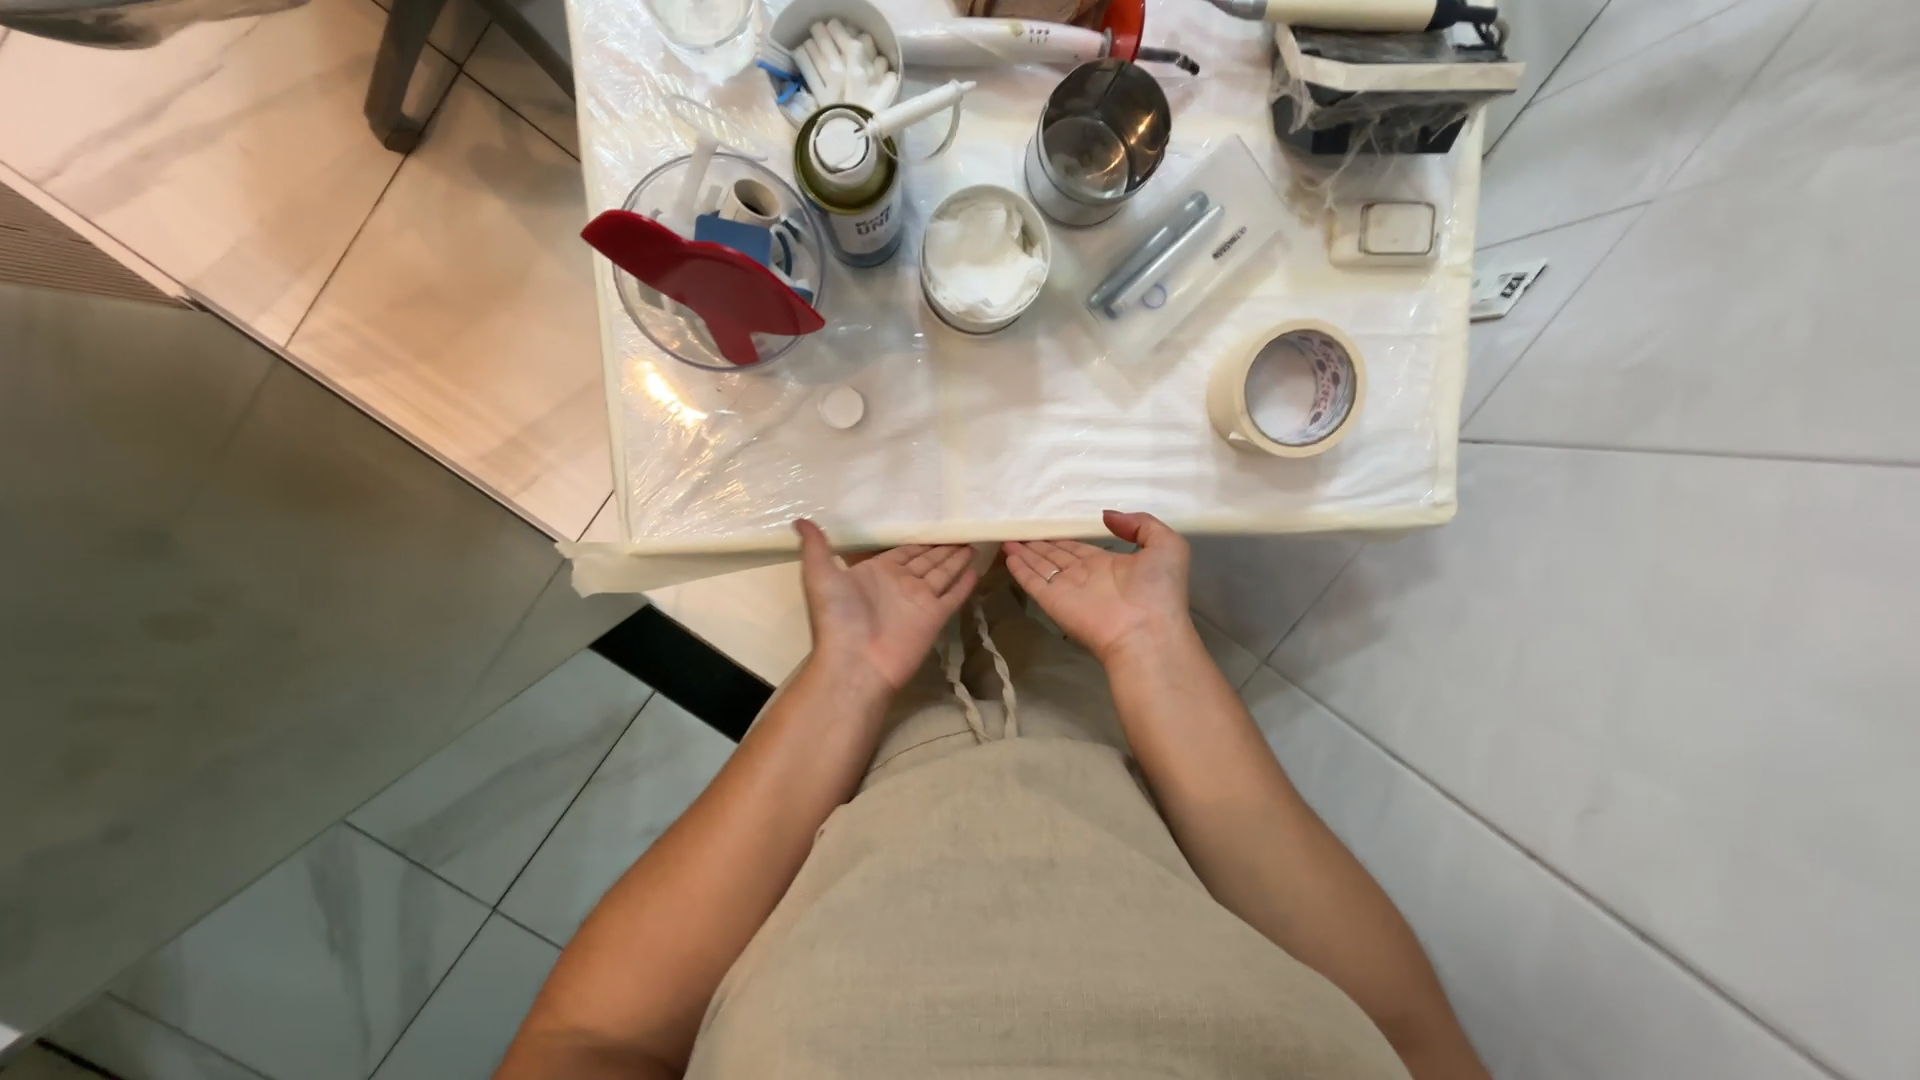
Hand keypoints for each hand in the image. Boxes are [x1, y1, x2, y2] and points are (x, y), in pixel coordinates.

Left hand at [796, 520, 978, 692]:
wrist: (855, 662)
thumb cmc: (837, 617)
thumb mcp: (819, 575)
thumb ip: (816, 546)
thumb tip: (800, 519)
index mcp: (876, 572)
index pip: (904, 551)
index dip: (920, 539)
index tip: (936, 525)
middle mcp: (901, 583)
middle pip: (927, 560)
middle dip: (943, 547)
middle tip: (962, 529)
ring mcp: (920, 600)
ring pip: (943, 573)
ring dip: (957, 558)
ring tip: (973, 541)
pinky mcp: (935, 616)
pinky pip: (954, 595)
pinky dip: (965, 582)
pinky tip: (977, 566)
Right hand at [1003, 510, 1193, 664]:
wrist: (1146, 631)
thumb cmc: (1159, 589)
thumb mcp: (1167, 546)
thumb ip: (1140, 524)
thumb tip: (1107, 516)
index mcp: (1110, 566)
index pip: (1080, 549)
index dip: (1064, 539)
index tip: (1049, 529)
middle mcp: (1086, 577)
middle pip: (1057, 556)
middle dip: (1040, 545)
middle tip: (1022, 531)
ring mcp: (1067, 589)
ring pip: (1041, 566)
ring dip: (1026, 553)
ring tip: (1008, 539)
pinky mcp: (1052, 601)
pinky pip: (1032, 581)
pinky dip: (1019, 568)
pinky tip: (1007, 554)